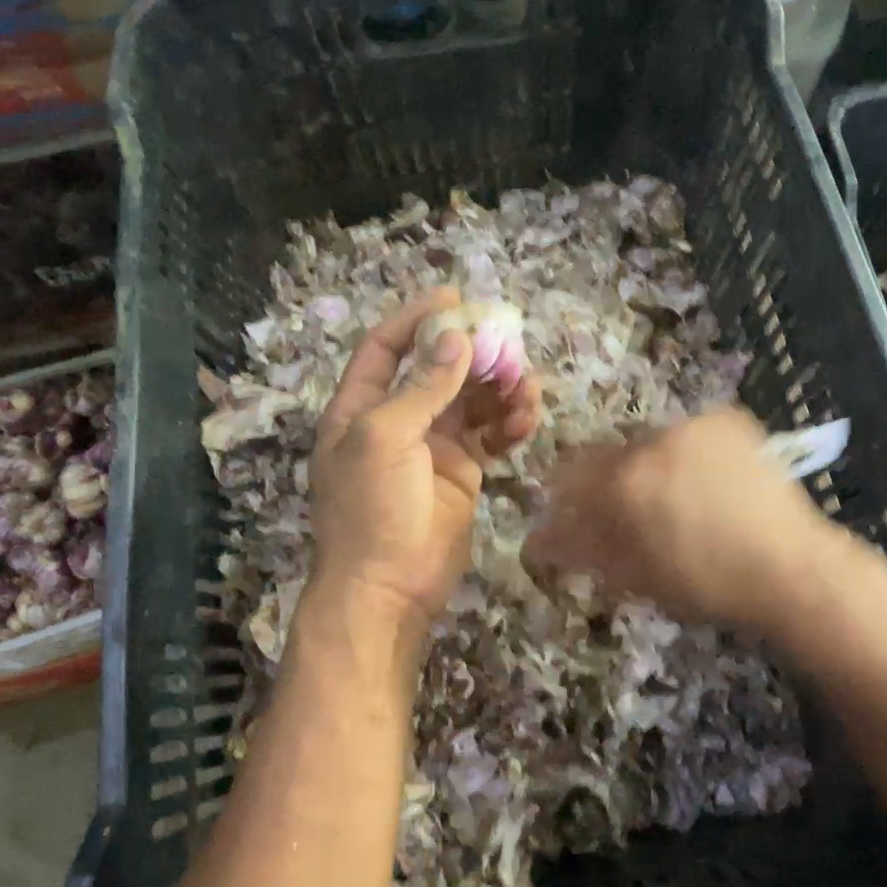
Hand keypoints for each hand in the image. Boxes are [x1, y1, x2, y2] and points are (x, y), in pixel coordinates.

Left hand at [311, 288, 541, 620]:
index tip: (455, 298)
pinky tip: (526, 420)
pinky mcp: (463, 472)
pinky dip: (508, 424)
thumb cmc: (372, 508)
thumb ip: (423, 386)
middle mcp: (396, 419)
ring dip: (498, 388)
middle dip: (472, 353)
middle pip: (437, 369)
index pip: (386, 348)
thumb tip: (456, 336)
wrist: (388, 589)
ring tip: (525, 386)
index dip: (416, 319)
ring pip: (471, 400)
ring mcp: (432, 446)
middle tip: (508, 341)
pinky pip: (490, 435)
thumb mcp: (386, 437)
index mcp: (361, 407)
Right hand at [525, 409, 852, 632]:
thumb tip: (537, 539)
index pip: (569, 472)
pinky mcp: (728, 420)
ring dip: (654, 466)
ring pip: (653, 442)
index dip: (565, 493)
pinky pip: (691, 435)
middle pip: (611, 454)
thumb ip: (580, 549)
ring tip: (684, 502)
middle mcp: (651, 441)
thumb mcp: (634, 575)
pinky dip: (691, 455)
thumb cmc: (706, 584)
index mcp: (622, 480)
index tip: (575, 513)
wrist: (790, 570)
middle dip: (614, 482)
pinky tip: (712, 486)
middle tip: (638, 515)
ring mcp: (693, 425)